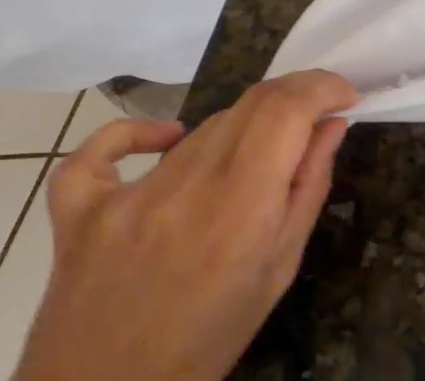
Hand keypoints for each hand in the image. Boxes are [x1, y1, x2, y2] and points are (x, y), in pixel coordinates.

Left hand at [15, 71, 358, 380]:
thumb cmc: (210, 338)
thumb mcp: (281, 268)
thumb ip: (308, 189)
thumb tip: (331, 126)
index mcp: (242, 207)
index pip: (286, 108)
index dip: (323, 87)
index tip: (345, 97)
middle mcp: (185, 190)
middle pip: (248, 106)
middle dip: (295, 98)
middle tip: (312, 119)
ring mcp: (126, 199)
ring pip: (201, 129)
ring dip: (242, 128)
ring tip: (252, 160)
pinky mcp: (79, 213)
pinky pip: (99, 153)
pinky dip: (135, 134)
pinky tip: (166, 137)